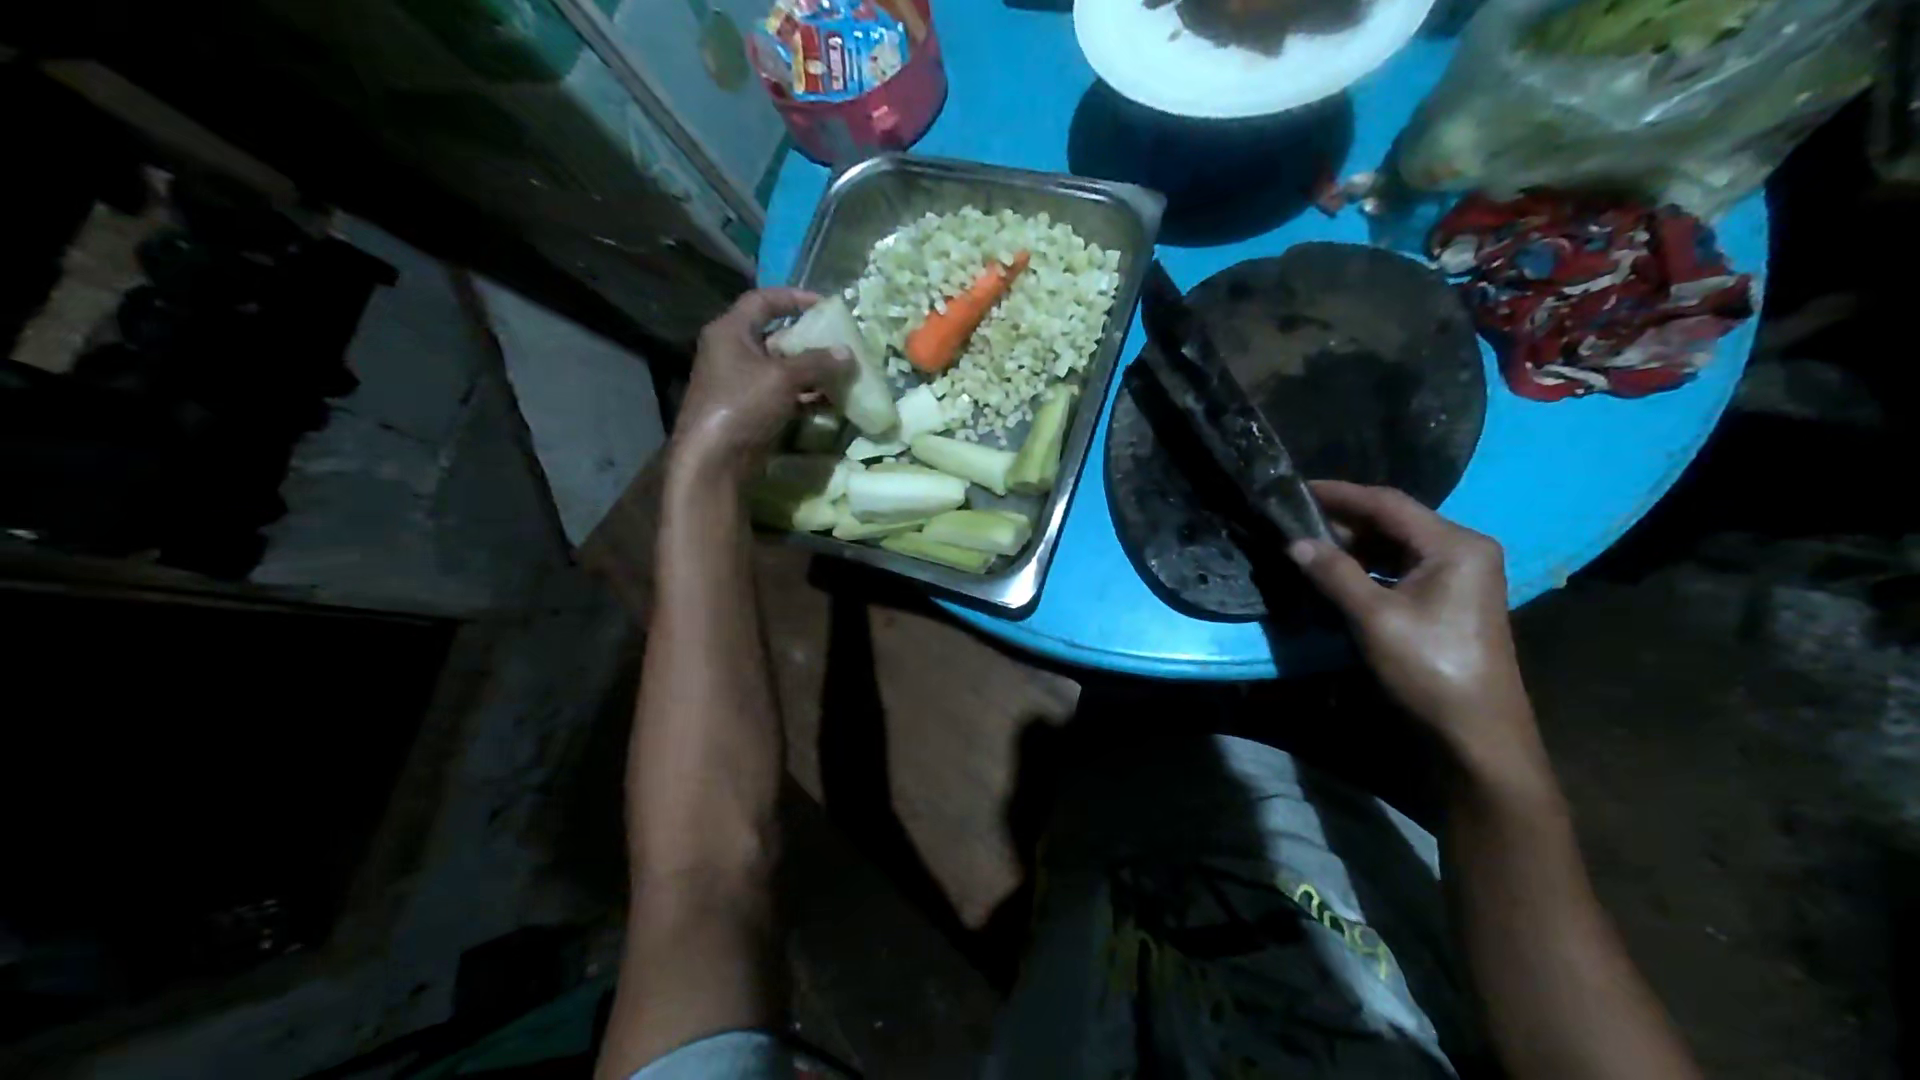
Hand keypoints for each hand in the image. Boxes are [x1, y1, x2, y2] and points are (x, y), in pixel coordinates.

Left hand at [669, 288, 850, 481]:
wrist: (715, 458)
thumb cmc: (743, 405)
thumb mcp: (783, 377)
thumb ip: (817, 362)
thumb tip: (848, 353)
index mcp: (730, 332)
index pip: (763, 300)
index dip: (794, 298)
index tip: (825, 304)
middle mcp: (733, 352)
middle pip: (776, 336)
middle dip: (810, 340)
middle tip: (839, 342)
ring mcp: (741, 382)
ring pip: (782, 368)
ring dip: (812, 371)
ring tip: (843, 373)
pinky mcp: (751, 409)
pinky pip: (784, 394)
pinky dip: (806, 395)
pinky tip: (832, 401)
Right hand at [1287, 481, 1535, 758]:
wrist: (1476, 731)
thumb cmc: (1429, 668)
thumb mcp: (1375, 618)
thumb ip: (1334, 573)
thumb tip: (1294, 542)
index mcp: (1455, 545)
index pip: (1388, 503)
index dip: (1340, 493)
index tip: (1296, 489)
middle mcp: (1462, 549)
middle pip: (1394, 520)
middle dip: (1343, 518)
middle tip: (1294, 517)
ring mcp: (1458, 573)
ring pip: (1395, 543)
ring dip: (1353, 542)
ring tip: (1306, 540)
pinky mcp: (1448, 596)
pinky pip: (1401, 565)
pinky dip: (1367, 563)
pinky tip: (1336, 568)